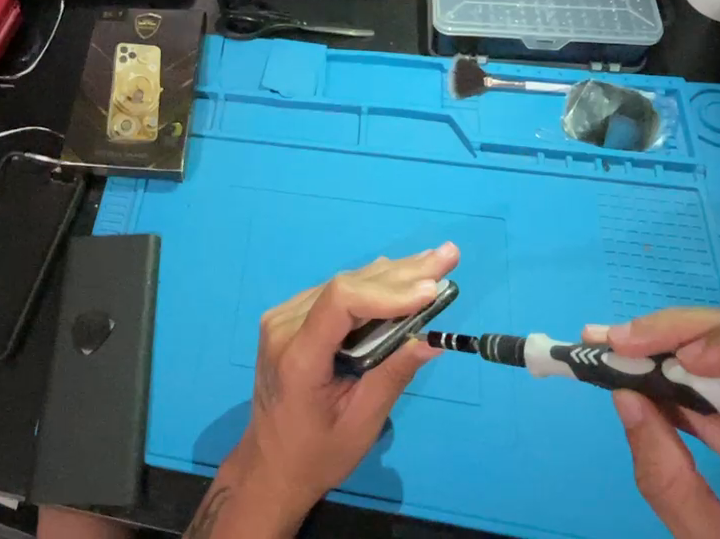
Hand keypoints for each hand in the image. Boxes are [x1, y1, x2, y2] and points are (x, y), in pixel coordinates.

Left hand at [182, 243, 460, 537]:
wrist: (271, 462)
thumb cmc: (318, 453)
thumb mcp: (362, 423)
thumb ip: (393, 375)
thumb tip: (433, 339)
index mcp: (298, 355)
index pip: (340, 303)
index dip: (387, 291)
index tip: (430, 290)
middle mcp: (285, 325)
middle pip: (346, 286)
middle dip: (402, 274)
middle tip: (447, 257)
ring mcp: (283, 317)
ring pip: (343, 285)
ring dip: (391, 275)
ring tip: (433, 262)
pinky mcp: (289, 316)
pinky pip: (334, 294)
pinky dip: (371, 286)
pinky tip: (399, 274)